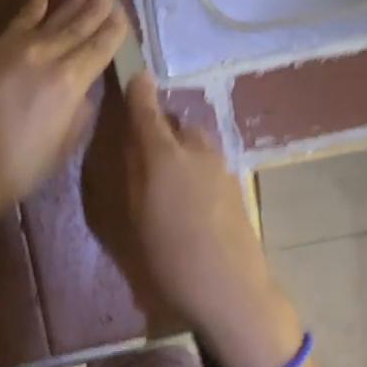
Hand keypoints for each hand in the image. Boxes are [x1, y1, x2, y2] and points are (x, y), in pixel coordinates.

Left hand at [0, 0, 126, 266]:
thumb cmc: (21, 168)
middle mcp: (46, 57)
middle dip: (96, 12)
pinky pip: (17, 23)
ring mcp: (15, 50)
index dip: (114, 33)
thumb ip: (79, 112)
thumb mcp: (63, 145)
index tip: (124, 19)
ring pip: (49, 20)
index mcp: (69, 83)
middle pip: (77, 28)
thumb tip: (85, 90)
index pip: (99, 49)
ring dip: (70, 7)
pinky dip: (32, 9)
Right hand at [123, 72, 303, 366]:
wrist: (231, 289)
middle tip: (140, 149)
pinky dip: (194, 168)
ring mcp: (222, 167)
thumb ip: (132, 173)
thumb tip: (129, 143)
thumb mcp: (135, 218)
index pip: (147, 108)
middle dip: (159, 127)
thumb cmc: (170, 259)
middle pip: (176, 124)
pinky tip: (187, 198)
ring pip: (195, 143)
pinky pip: (209, 163)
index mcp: (164, 155)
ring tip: (163, 177)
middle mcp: (196, 150)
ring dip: (179, 148)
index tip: (133, 76)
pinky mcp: (237, 186)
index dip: (138, 91)